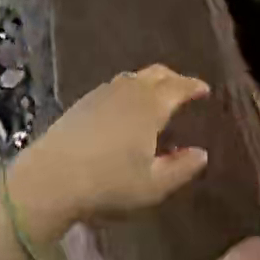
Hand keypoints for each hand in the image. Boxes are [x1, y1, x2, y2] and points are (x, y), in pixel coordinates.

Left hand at [10, 65, 211, 230]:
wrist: (54, 174)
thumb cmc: (110, 183)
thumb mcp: (153, 185)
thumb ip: (181, 168)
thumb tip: (201, 153)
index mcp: (149, 106)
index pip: (177, 88)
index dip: (193, 86)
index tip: (205, 89)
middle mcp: (127, 90)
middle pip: (155, 74)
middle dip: (174, 78)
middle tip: (186, 88)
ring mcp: (102, 92)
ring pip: (133, 77)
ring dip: (150, 81)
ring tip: (159, 96)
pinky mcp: (84, 100)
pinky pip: (116, 85)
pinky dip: (131, 88)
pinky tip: (128, 106)